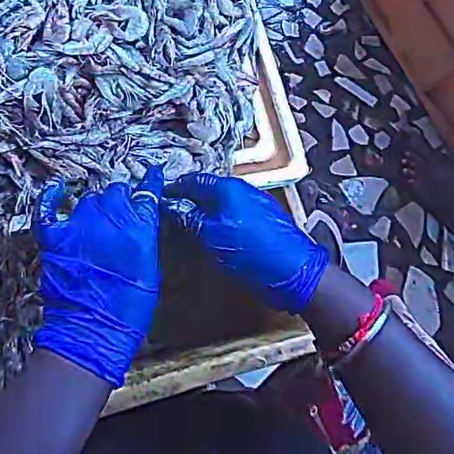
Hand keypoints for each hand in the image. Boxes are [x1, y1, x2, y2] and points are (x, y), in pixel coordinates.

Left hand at [32, 166, 162, 387]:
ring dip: (93, 209)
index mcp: (139, 227)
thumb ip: (144, 238)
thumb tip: (139, 222)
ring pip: (88, 200)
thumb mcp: (150, 270)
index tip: (151, 174)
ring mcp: (79, 224)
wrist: (93, 330)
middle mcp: (110, 218)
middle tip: (118, 216)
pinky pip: (49, 207)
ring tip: (94, 222)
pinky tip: (56, 189)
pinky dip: (52, 197)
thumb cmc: (129, 310)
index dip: (148, 184)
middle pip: (115, 193)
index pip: (145, 194)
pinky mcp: (55, 236)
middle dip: (118, 201)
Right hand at [162, 173, 326, 312]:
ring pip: (217, 203)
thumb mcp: (211, 235)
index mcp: (226, 186)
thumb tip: (171, 207)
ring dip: (201, 212)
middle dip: (186, 201)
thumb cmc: (252, 250)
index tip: (157, 199)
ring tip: (185, 227)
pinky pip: (230, 214)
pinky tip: (209, 235)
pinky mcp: (260, 220)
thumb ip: (190, 218)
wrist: (295, 272)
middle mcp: (240, 189)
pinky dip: (216, 221)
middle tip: (168, 215)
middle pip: (204, 190)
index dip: (172, 189)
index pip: (191, 180)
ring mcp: (252, 204)